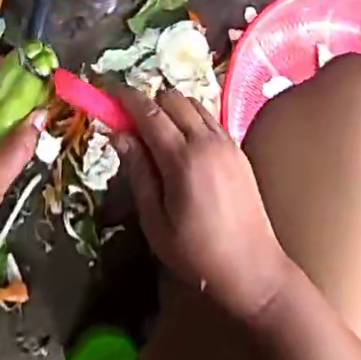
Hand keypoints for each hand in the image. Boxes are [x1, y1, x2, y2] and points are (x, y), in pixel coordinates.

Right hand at [113, 86, 295, 323]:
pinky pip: (209, 117)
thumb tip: (119, 135)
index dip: (127, 99)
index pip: (150, 113)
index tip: (109, 93)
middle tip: (131, 124)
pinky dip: (191, 117)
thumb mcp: (155, 221)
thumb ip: (138, 173)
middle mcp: (206, 140)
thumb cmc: (196, 252)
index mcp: (183, 159)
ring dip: (171, 107)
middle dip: (148, 102)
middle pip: (172, 98)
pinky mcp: (237, 146)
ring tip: (156, 135)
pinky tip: (183, 144)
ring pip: (193, 102)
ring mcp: (226, 140)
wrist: (251, 266)